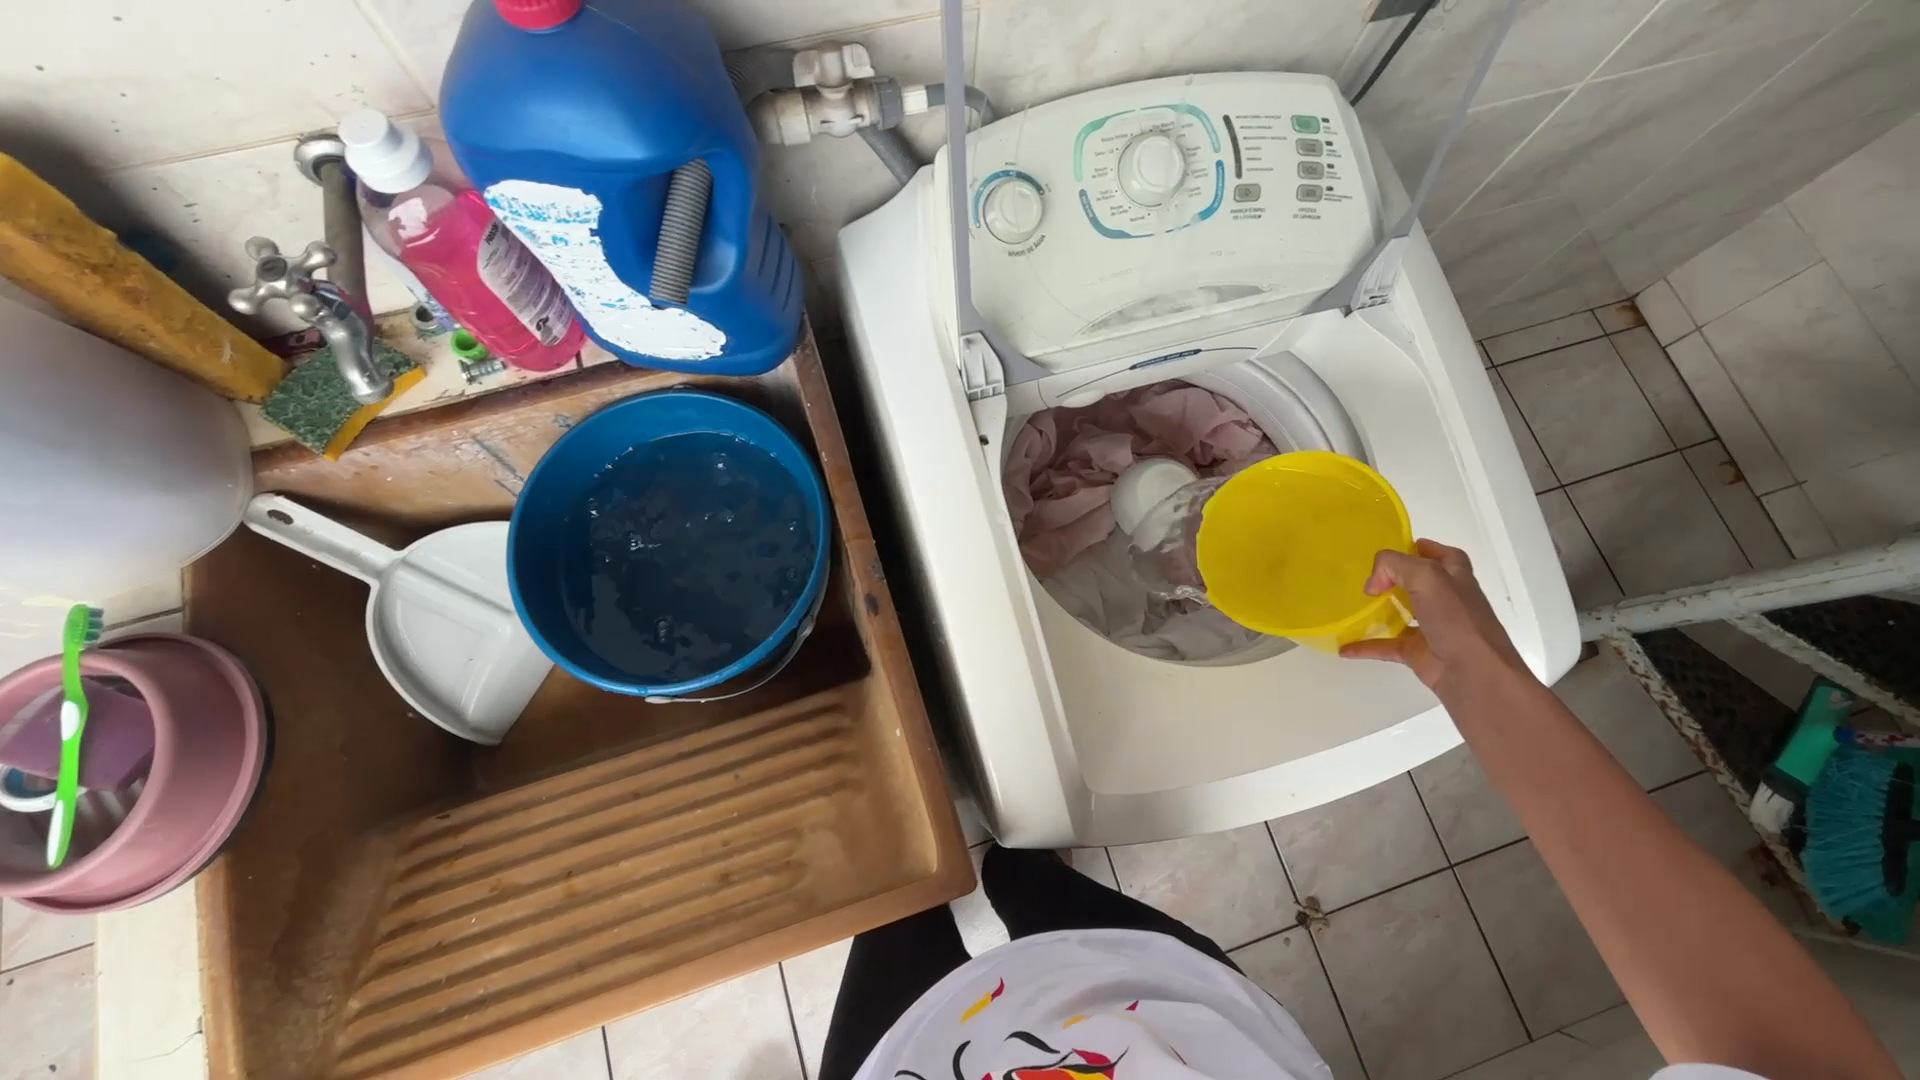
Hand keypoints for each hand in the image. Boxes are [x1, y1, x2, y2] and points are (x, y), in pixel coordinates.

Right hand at [1339, 539, 1531, 694]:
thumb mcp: (1427, 577)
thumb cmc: (1457, 620)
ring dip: (1379, 611)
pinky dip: (1365, 646)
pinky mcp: (1419, 653)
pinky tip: (1344, 646)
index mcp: (1455, 578)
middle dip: (1396, 578)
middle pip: (1419, 584)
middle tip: (1368, 578)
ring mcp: (1432, 628)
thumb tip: (1374, 584)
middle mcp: (1446, 600)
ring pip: (1401, 614)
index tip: (1398, 549)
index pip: (1444, 556)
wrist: (1474, 673)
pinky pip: (1386, 646)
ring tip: (1352, 606)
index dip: (1426, 549)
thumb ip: (1395, 566)